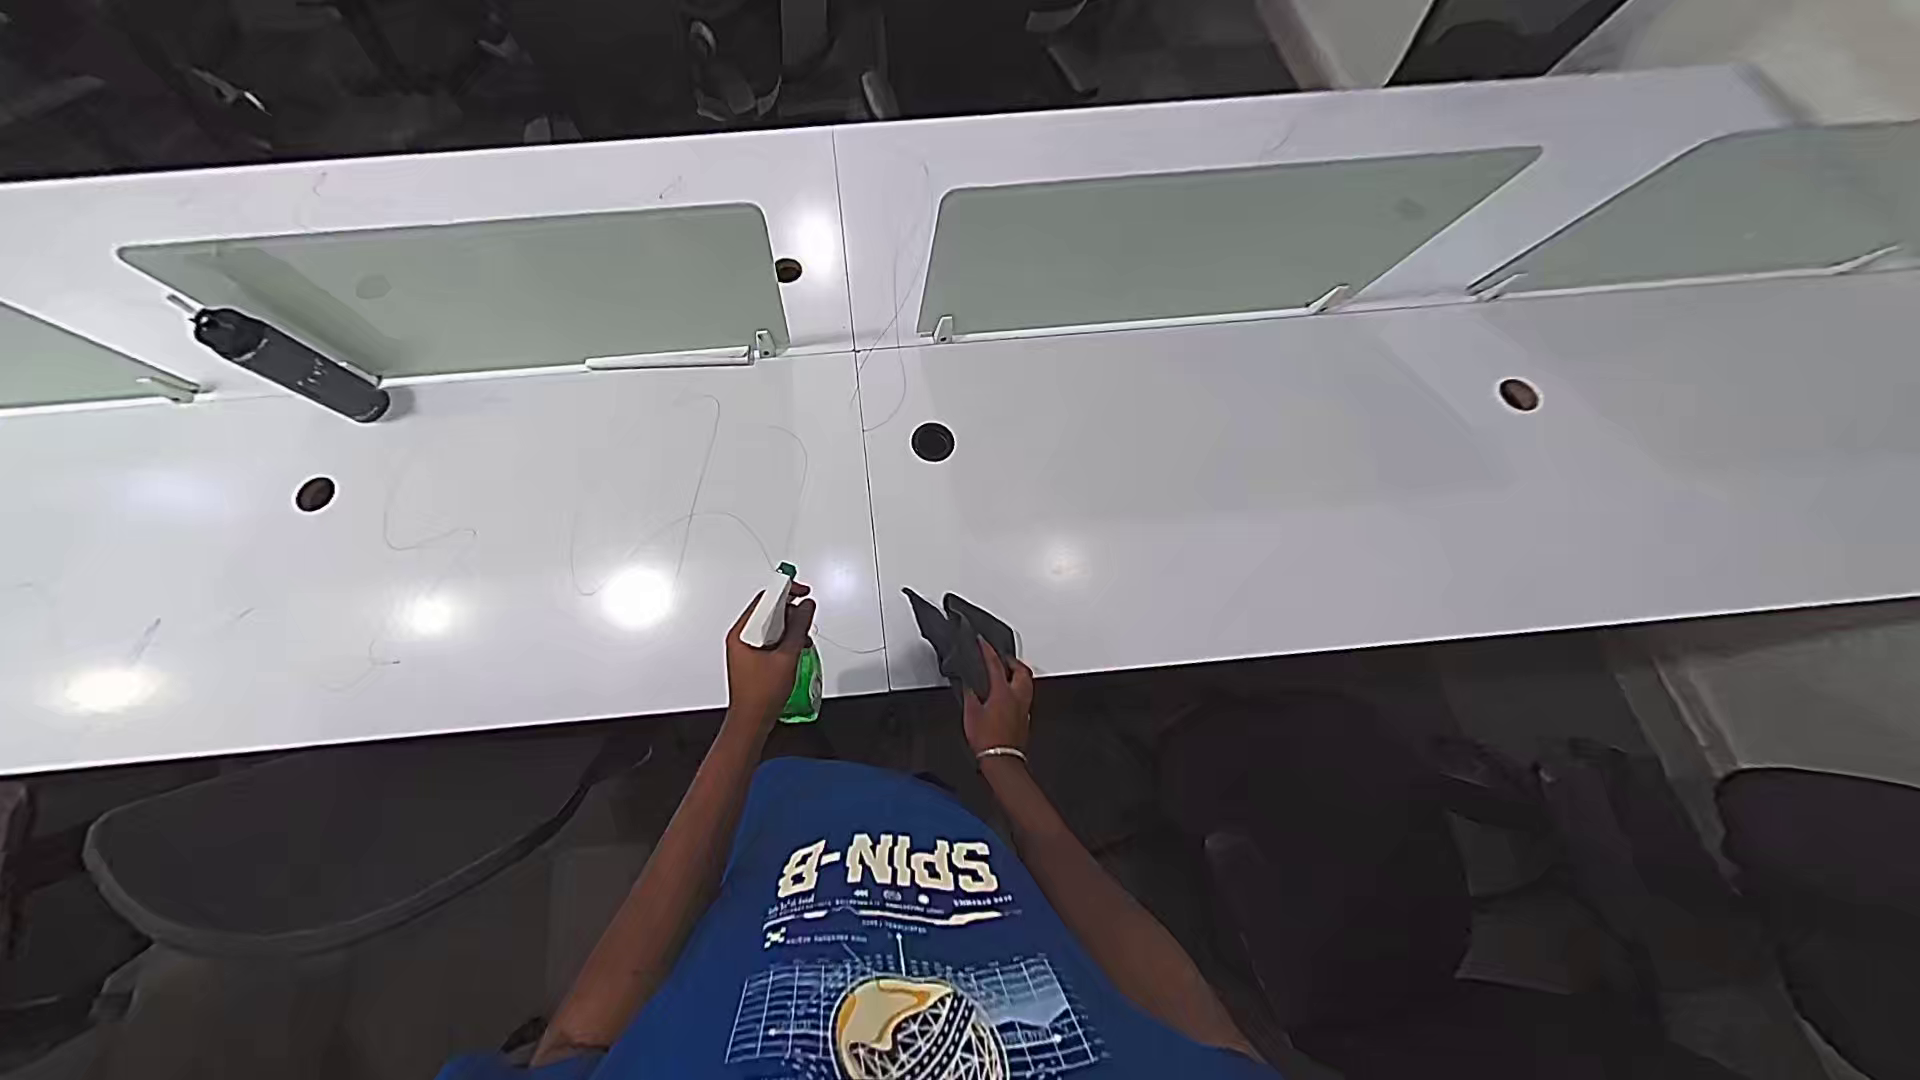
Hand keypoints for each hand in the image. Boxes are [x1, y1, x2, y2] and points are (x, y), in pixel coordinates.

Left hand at [726, 583, 815, 724]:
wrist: (752, 722)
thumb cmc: (762, 694)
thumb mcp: (787, 656)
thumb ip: (798, 628)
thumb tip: (806, 607)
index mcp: (742, 633)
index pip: (764, 600)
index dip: (785, 591)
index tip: (802, 591)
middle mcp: (741, 637)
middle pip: (768, 610)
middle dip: (790, 611)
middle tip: (806, 616)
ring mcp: (747, 647)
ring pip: (772, 625)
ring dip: (790, 627)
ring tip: (802, 638)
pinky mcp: (754, 656)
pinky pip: (771, 638)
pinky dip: (786, 639)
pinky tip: (797, 649)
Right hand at [962, 637, 1033, 756]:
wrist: (1002, 761)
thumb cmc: (988, 740)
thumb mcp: (971, 713)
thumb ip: (969, 695)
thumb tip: (968, 685)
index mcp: (1003, 692)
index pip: (996, 664)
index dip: (988, 650)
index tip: (983, 642)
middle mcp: (1017, 697)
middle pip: (1021, 670)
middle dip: (1012, 660)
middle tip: (1002, 657)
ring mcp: (1024, 708)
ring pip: (1027, 683)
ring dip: (1019, 673)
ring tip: (1009, 672)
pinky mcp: (1025, 719)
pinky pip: (1026, 697)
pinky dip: (1019, 689)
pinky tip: (1012, 694)